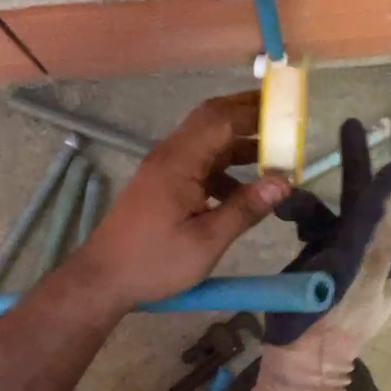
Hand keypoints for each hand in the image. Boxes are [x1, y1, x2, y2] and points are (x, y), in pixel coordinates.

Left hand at [68, 93, 290, 310]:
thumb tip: (283, 183)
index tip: (287, 113)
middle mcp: (170, 155)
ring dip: (239, 143)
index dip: (255, 112)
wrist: (103, 279)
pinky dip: (225, 167)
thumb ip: (245, 209)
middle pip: (211, 119)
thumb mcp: (206, 241)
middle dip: (247, 114)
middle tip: (283, 118)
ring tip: (275, 156)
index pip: (221, 120)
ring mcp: (164, 168)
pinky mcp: (162, 183)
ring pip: (206, 141)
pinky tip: (244, 191)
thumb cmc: (154, 262)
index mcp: (180, 162)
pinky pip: (199, 163)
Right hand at [248, 107, 390, 390]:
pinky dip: (308, 203)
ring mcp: (354, 246)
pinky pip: (323, 215)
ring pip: (358, 196)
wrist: (300, 359)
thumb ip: (381, 221)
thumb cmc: (333, 320)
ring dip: (353, 164)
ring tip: (349, 127)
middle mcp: (384, 244)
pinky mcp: (325, 251)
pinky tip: (289, 200)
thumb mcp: (360, 270)